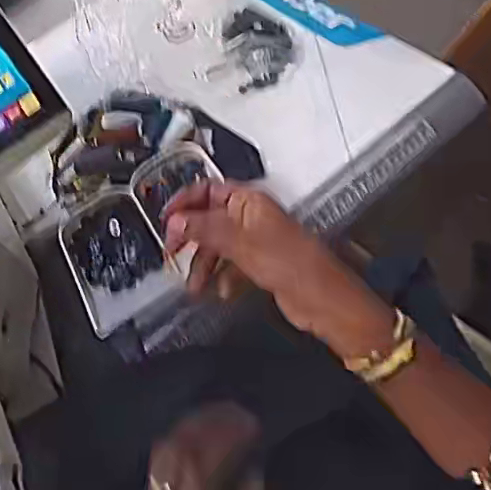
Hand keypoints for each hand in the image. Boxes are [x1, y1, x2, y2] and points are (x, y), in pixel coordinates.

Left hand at [144, 403, 264, 489]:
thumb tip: (255, 477)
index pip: (199, 463)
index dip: (223, 433)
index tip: (249, 421)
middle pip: (173, 452)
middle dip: (204, 420)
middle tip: (236, 411)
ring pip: (160, 459)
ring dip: (188, 430)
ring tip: (219, 419)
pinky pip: (156, 477)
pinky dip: (177, 451)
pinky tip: (197, 448)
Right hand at [160, 179, 329, 298]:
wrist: (324, 300)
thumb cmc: (295, 264)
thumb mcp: (240, 243)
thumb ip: (205, 229)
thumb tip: (177, 220)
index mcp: (249, 201)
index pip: (207, 190)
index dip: (184, 202)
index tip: (166, 218)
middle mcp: (252, 217)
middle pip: (209, 219)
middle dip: (191, 236)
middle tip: (172, 249)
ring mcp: (256, 241)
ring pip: (218, 246)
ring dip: (204, 264)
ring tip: (194, 284)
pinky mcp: (260, 264)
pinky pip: (231, 265)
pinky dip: (221, 277)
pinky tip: (220, 290)